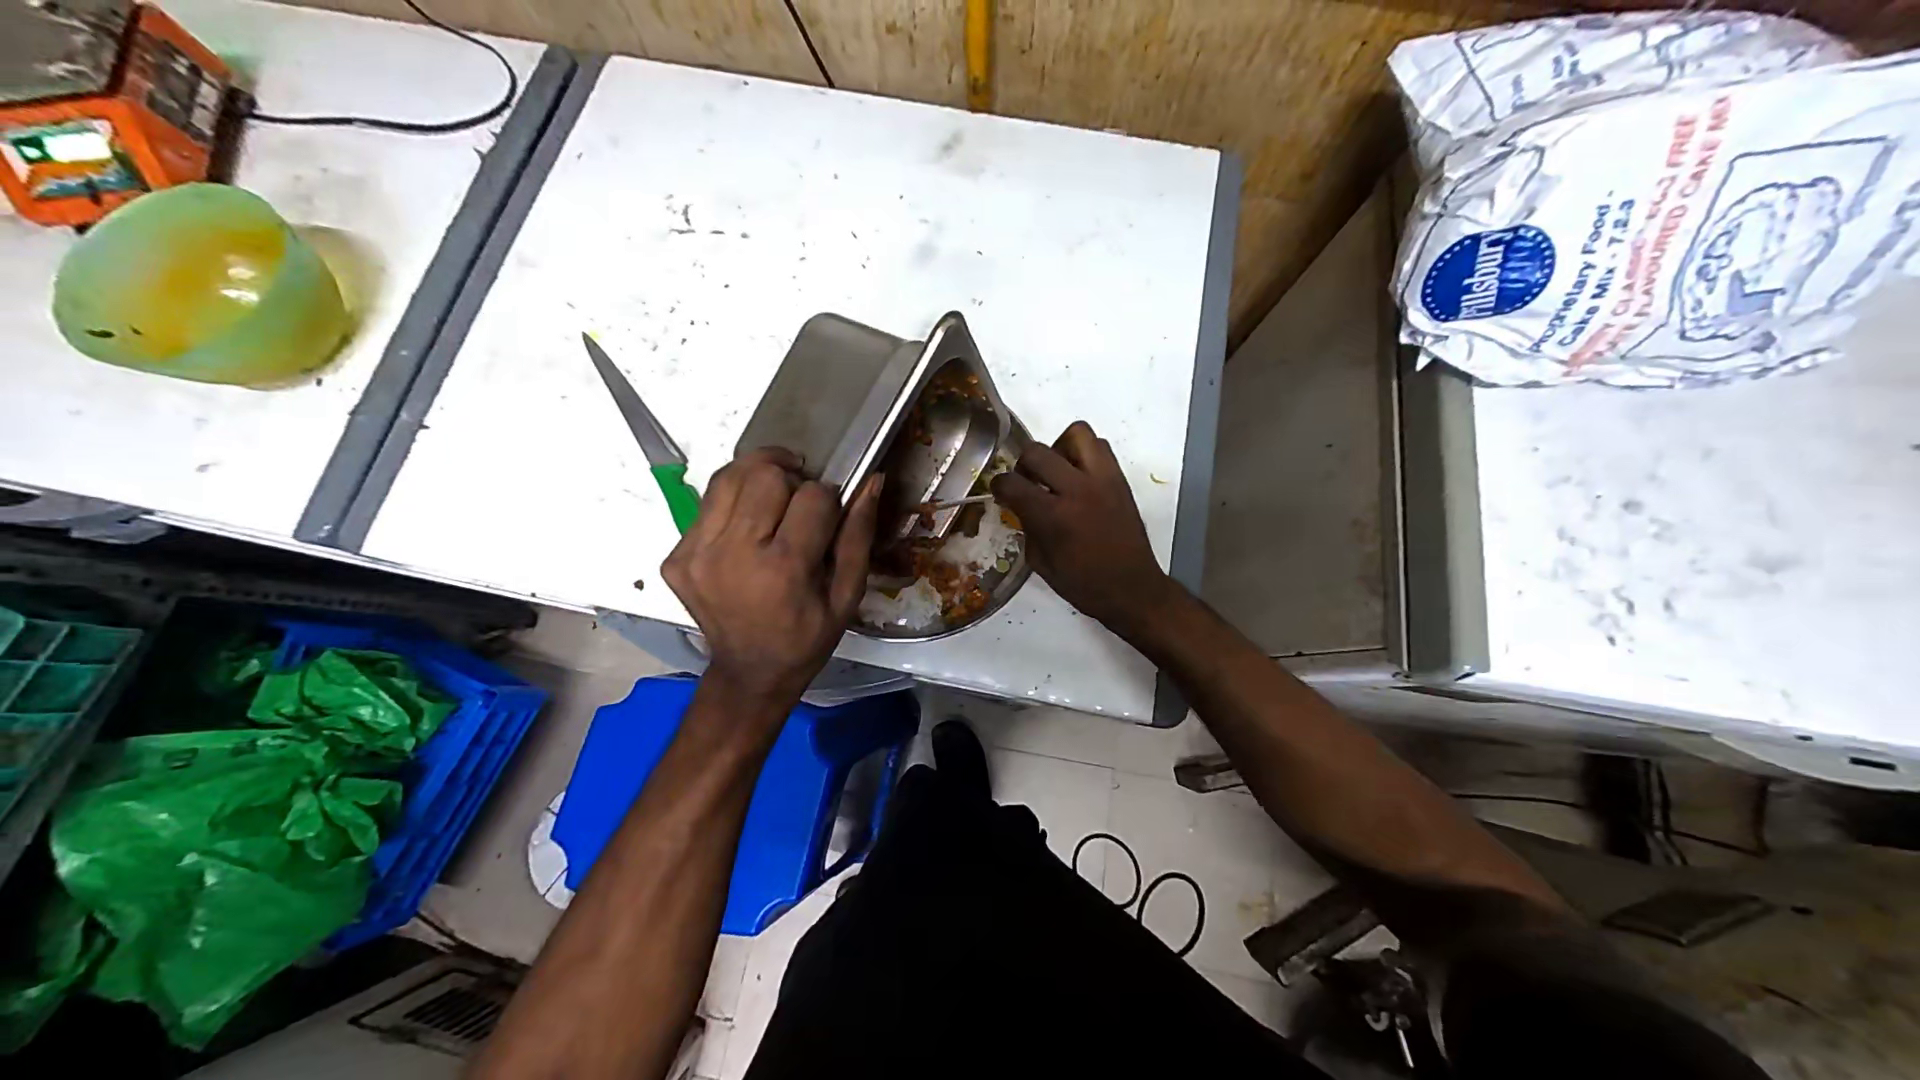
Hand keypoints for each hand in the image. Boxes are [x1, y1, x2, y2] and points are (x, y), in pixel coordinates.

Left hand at [663, 448, 882, 714]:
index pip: (812, 496)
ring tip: (774, 499)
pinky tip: (748, 528)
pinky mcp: (676, 558)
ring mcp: (697, 555)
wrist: (750, 672)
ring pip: (730, 476)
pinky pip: (708, 503)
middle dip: (791, 478)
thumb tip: (871, 480)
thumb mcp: (847, 595)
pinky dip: (733, 504)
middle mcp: (733, 555)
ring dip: (758, 478)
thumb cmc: (807, 637)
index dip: (829, 498)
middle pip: (765, 474)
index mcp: (783, 569)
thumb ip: (858, 535)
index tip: (830, 515)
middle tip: (801, 502)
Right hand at [990, 421, 1178, 634]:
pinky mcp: (1120, 479)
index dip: (999, 485)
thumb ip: (1028, 526)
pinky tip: (1079, 478)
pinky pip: (1100, 447)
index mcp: (1053, 516)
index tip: (1001, 492)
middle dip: (1024, 465)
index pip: (1012, 483)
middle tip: (1028, 481)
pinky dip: (1084, 454)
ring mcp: (1102, 480)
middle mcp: (1077, 490)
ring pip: (1076, 433)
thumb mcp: (1041, 561)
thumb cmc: (1083, 583)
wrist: (1132, 588)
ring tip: (1058, 472)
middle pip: (1037, 451)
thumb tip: (1019, 505)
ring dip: (1059, 449)